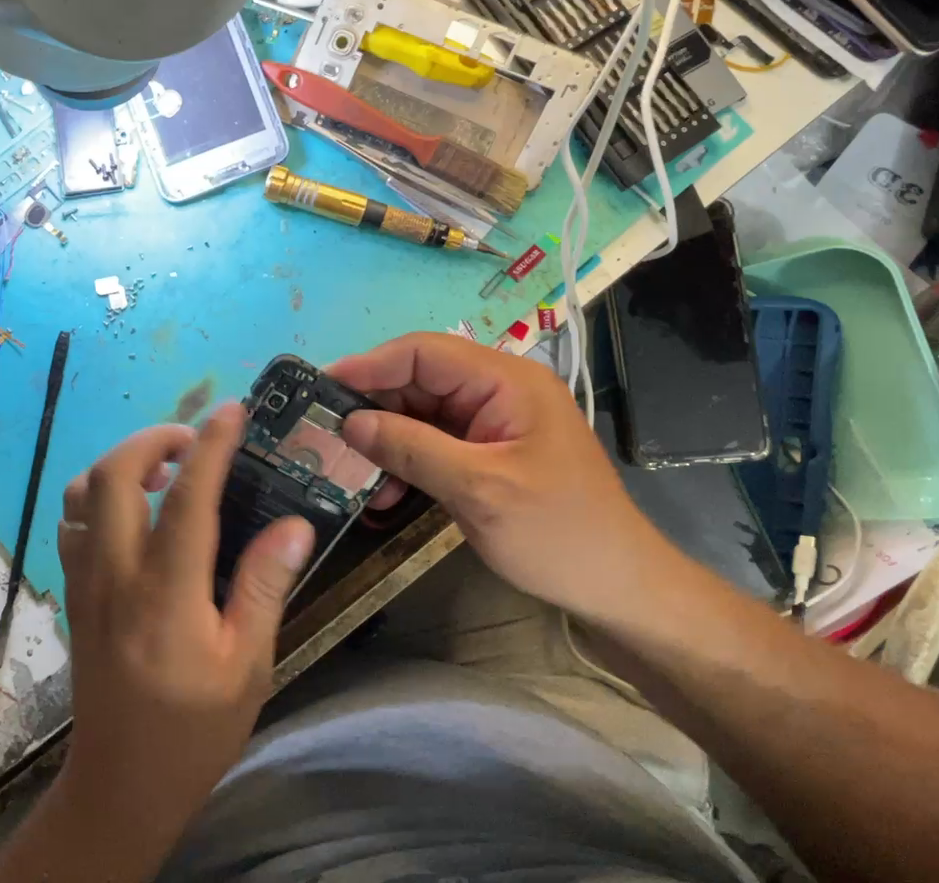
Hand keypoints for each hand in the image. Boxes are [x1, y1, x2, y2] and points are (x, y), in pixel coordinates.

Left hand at [55, 403, 315, 854]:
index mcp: (167, 593)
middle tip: (194, 442)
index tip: (232, 412)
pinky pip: (71, 524)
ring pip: (81, 494)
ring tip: (164, 470)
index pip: (187, 497)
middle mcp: (114, 575)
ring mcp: (83, 582)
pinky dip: (98, 496)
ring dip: (120, 464)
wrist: (121, 782)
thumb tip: (294, 522)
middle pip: (112, 476)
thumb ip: (265, 587)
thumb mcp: (249, 666)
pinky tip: (134, 513)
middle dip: (152, 439)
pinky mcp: (71, 595)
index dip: (211, 445)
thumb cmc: (194, 729)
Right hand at [328, 333, 675, 620]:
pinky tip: (386, 495)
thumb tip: (350, 422)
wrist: (618, 587)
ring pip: (420, 415)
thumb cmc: (557, 533)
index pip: (423, 351)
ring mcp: (493, 424)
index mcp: (506, 382)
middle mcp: (498, 392)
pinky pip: (434, 445)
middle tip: (326, 438)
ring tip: (354, 476)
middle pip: (418, 381)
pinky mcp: (487, 454)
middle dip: (373, 409)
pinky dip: (407, 464)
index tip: (320, 387)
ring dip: (386, 443)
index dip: (369, 365)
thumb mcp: (478, 489)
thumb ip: (411, 448)